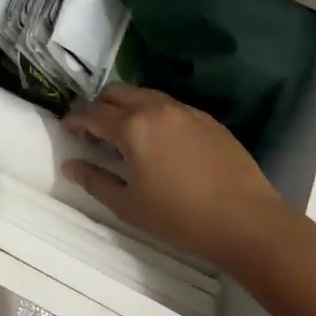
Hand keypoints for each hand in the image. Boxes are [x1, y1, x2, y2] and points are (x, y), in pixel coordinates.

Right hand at [60, 83, 289, 266]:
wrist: (249, 223)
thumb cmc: (181, 218)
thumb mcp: (129, 206)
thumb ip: (94, 181)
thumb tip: (70, 165)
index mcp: (132, 126)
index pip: (92, 113)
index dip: (74, 120)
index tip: (67, 131)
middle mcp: (156, 108)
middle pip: (116, 92)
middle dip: (98, 106)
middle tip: (94, 132)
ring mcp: (185, 110)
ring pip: (144, 94)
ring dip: (126, 107)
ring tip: (126, 134)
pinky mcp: (207, 119)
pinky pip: (169, 106)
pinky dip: (153, 113)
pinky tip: (160, 142)